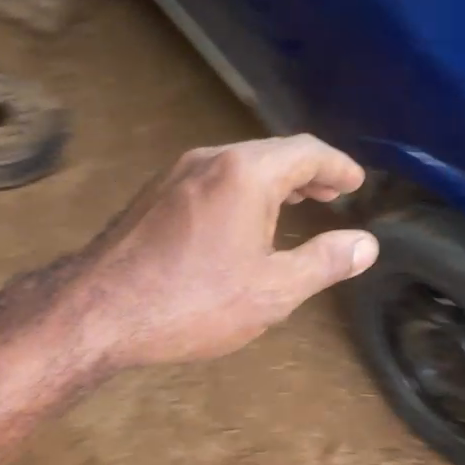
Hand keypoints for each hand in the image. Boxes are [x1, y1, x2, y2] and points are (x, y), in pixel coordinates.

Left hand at [63, 136, 378, 369]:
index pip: (307, 152)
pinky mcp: (153, 195)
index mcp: (245, 173)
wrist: (98, 312)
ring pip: (239, 165)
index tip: (357, 182)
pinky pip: (212, 179)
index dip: (339, 166)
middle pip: (272, 153)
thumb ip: (324, 262)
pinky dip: (242, 190)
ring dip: (274, 181)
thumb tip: (366, 244)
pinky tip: (244, 220)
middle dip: (308, 172)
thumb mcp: (273, 290)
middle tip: (333, 193)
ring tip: (296, 203)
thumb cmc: (194, 302)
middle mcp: (210, 159)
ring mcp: (175, 174)